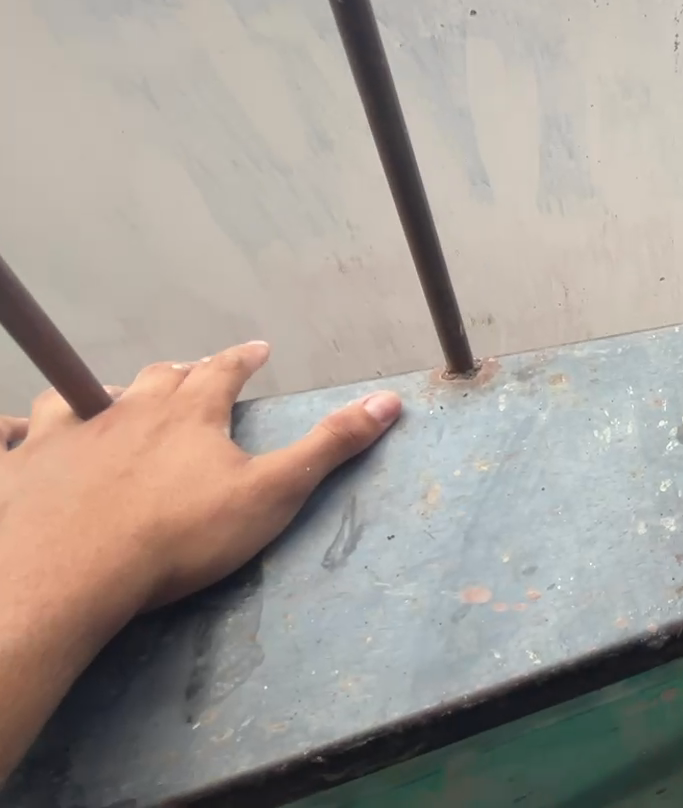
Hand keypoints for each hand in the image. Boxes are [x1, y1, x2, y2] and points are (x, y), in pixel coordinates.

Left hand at [0, 340, 400, 611]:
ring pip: (77, 399)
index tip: (259, 349)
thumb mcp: (275, 491)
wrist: (52, 588)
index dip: (244, 358)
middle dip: (182, 372)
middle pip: (156, 378)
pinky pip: (0, 440)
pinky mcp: (8, 477)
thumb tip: (389, 400)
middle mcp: (123, 416)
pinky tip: (11, 437)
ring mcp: (55, 444)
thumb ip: (332, 443)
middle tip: (195, 376)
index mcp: (189, 415)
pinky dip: (8, 433)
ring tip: (111, 403)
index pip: (223, 371)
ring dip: (101, 394)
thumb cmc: (178, 537)